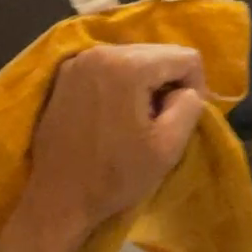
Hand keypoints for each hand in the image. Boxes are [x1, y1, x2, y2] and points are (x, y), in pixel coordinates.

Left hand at [18, 44, 207, 236]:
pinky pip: (110, 65)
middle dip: (169, 80)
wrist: (56, 199)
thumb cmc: (115, 176)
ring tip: (138, 116)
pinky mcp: (66, 73)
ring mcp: (81, 60)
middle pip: (158, 51)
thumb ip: (190, 106)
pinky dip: (121, 81)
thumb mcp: (168, 147)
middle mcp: (103, 51)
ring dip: (145, 81)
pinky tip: (115, 112)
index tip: (184, 115)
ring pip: (135, 56)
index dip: (195, 85)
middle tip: (162, 117)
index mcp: (129, 66)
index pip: (185, 56)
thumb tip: (185, 90)